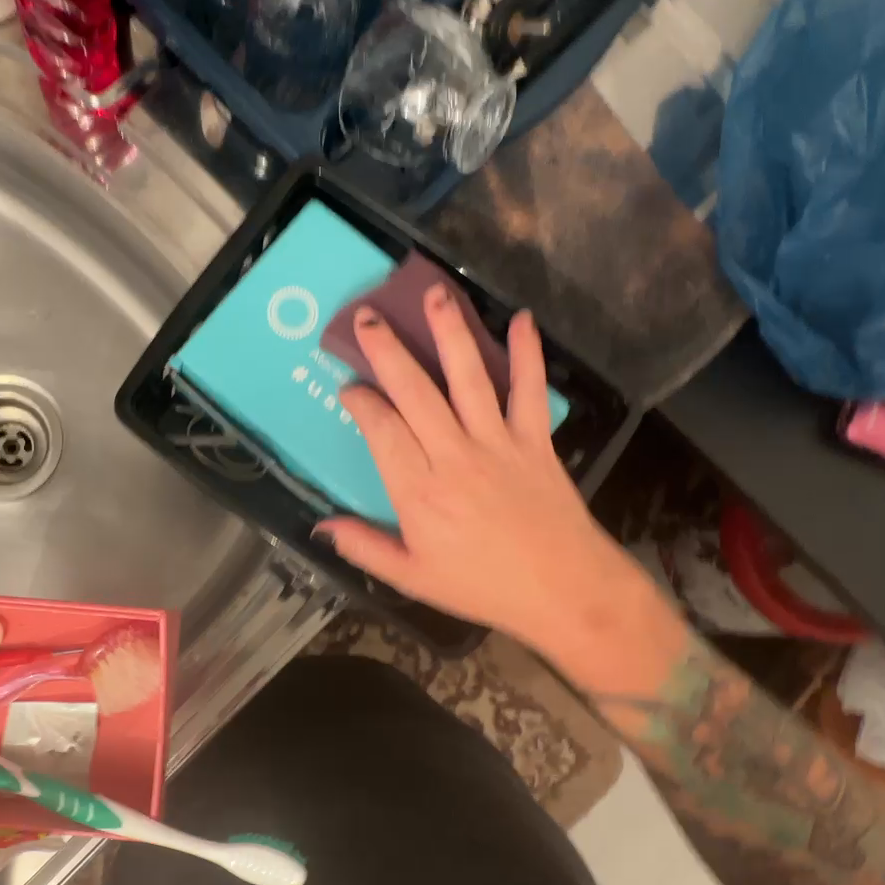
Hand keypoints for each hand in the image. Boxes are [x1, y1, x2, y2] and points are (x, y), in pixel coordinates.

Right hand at [316, 285, 682, 692]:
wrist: (563, 590)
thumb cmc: (482, 586)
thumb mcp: (412, 578)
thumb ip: (364, 548)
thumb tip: (321, 526)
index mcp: (418, 491)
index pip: (381, 429)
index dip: (362, 402)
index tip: (350, 389)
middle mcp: (453, 456)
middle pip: (415, 391)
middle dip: (388, 350)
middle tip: (369, 316)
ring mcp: (497, 443)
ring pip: (467, 377)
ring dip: (449, 332)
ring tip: (436, 293)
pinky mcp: (535, 440)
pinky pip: (528, 390)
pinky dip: (527, 353)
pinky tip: (520, 318)